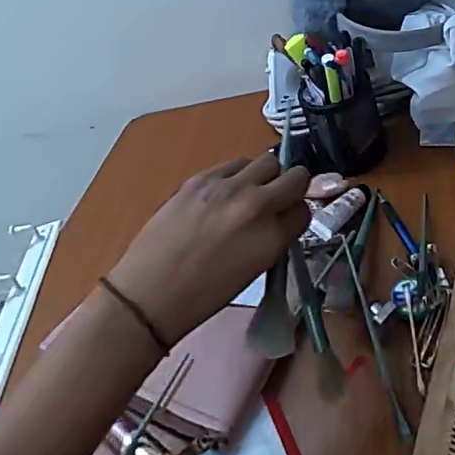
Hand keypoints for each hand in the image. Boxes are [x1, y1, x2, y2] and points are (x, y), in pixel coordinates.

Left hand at [106, 155, 310, 341]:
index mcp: (272, 237)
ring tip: (247, 194)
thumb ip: (275, 237)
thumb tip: (283, 216)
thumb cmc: (204, 294)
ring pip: (267, 160)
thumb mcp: (255, 269)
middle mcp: (256, 205)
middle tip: (276, 200)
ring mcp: (227, 187)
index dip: (296, 214)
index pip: (305, 209)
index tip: (287, 219)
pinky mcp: (202, 177)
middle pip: (295, 176)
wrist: (150, 293)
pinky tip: (223, 194)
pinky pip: (234, 163)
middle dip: (291, 187)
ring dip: (264, 176)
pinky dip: (236, 174)